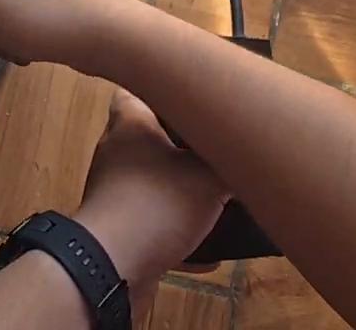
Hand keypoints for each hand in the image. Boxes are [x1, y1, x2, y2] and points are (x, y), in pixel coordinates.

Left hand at [74, 89, 229, 294]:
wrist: (111, 268)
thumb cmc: (157, 202)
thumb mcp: (208, 178)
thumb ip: (227, 164)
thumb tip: (245, 157)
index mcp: (130, 124)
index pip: (135, 89)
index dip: (160, 89)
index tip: (186, 96)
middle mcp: (114, 152)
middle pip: (145, 137)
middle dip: (175, 144)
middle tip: (207, 148)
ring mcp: (110, 191)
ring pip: (147, 181)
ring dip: (175, 190)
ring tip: (209, 199)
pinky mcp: (112, 228)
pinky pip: (147, 222)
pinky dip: (172, 231)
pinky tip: (205, 254)